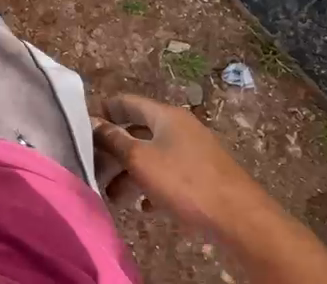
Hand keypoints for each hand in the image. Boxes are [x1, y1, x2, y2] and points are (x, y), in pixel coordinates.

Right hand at [91, 94, 270, 236]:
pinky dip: (151, 185)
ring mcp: (196, 154)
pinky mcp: (206, 179)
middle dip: (112, 151)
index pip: (124, 102)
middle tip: (93, 168)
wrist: (246, 225)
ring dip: (129, 173)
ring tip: (113, 195)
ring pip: (151, 156)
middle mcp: (181, 129)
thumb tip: (91, 122)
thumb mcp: (139, 159)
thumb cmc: (186, 183)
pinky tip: (143, 206)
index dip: (101, 111)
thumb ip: (112, 139)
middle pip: (136, 132)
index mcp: (166, 116)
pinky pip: (169, 175)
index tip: (81, 129)